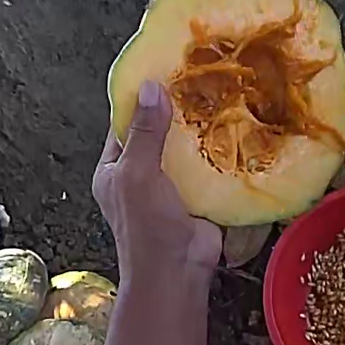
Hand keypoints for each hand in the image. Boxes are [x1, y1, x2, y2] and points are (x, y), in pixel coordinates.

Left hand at [94, 81, 221, 281]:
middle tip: (196, 82)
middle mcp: (139, 176)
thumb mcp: (137, 173)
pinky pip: (204, 168)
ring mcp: (169, 187)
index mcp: (114, 169)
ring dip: (197, 132)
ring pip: (183, 150)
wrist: (177, 271)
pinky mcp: (196, 196)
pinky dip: (215, 152)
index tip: (162, 73)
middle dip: (174, 113)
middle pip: (156, 135)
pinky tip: (231, 130)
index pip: (124, 126)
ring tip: (217, 98)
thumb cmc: (146, 226)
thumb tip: (150, 88)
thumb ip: (145, 132)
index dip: (140, 101)